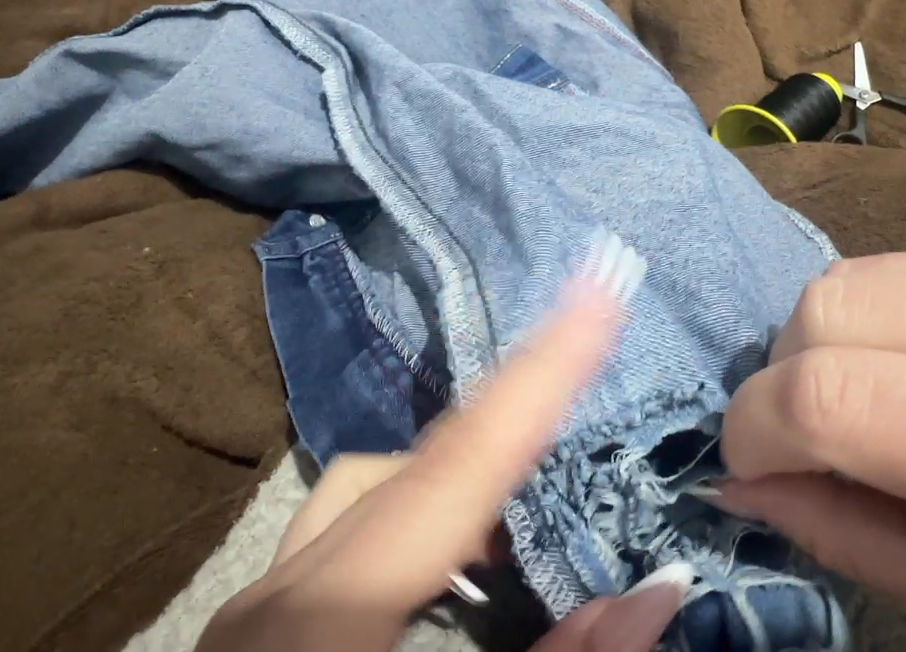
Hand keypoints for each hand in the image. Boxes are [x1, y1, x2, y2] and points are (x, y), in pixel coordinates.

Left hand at [199, 282, 694, 651]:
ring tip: (512, 541)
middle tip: (568, 475)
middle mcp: (278, 592)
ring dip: (449, 496)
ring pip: (364, 498)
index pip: (457, 466)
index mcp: (326, 617)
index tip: (595, 288)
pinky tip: (440, 586)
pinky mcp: (251, 632)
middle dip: (499, 450)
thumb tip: (654, 595)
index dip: (537, 374)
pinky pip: (339, 540)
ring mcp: (253, 609)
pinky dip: (404, 534)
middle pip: (408, 472)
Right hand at [717, 253, 905, 651]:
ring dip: (820, 340)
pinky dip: (873, 319)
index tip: (749, 470)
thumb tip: (734, 478)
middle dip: (780, 375)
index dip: (759, 429)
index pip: (843, 394)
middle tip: (804, 443)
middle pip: (835, 303)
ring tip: (857, 406)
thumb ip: (852, 538)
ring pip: (861, 269)